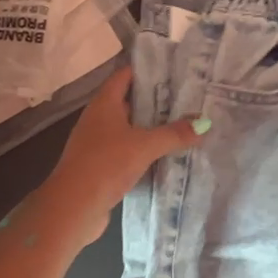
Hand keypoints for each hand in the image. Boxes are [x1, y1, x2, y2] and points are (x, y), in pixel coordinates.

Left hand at [36, 66, 208, 246]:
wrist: (73, 206)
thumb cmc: (106, 164)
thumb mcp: (144, 146)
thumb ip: (173, 134)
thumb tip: (204, 123)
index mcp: (104, 103)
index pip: (125, 76)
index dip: (146, 71)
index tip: (173, 70)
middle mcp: (98, 118)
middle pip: (128, 101)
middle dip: (154, 101)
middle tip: (186, 99)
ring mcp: (96, 142)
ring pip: (128, 127)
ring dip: (150, 127)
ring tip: (181, 125)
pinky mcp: (99, 165)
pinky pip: (125, 150)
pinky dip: (142, 149)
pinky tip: (163, 155)